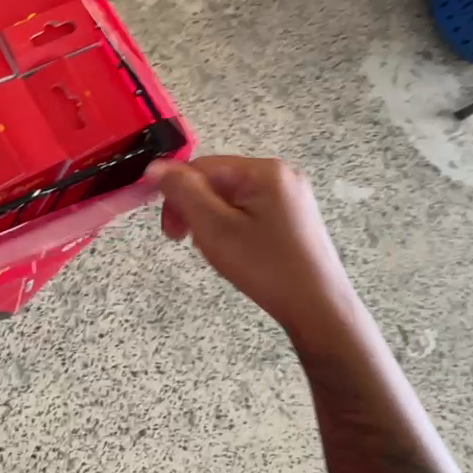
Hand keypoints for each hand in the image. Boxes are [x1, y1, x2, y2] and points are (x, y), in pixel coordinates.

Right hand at [146, 155, 357, 335]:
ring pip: (231, 198)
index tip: (169, 230)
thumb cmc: (264, 266)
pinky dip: (230, 227)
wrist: (317, 306)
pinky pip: (249, 210)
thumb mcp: (214, 227)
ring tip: (211, 249)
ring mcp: (291, 196)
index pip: (202, 167)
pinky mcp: (294, 217)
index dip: (176, 194)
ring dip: (209, 220)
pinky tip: (232, 250)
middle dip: (193, 208)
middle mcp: (281, 175)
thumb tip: (155, 166)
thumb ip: (183, 192)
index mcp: (263, 171)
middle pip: (217, 180)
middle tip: (182, 241)